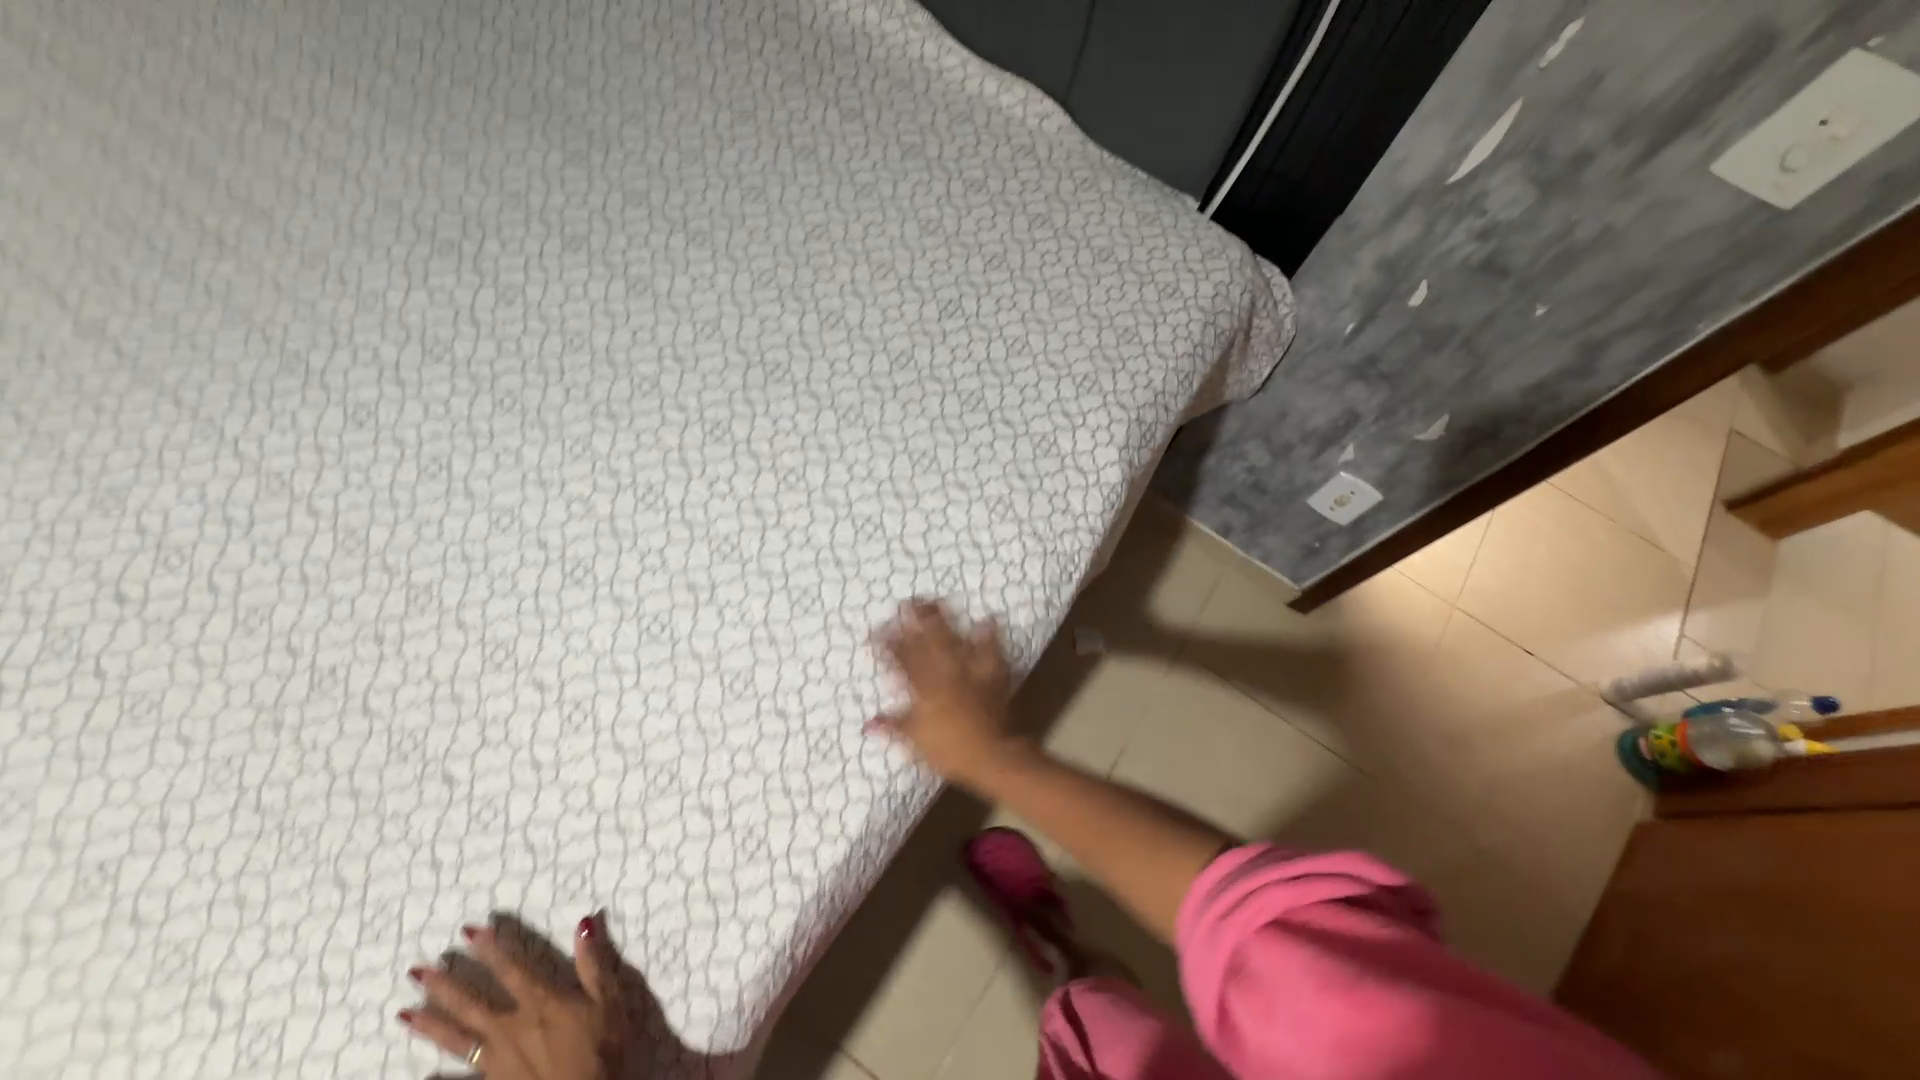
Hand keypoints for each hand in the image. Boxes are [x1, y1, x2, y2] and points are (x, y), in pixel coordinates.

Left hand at [399, 913, 632, 1079]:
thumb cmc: (603, 1050)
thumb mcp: (609, 1002)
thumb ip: (594, 964)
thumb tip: (584, 923)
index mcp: (540, 1003)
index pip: (511, 969)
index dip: (490, 949)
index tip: (468, 931)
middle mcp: (511, 1028)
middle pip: (472, 1004)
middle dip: (444, 985)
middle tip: (417, 971)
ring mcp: (497, 1061)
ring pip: (458, 1039)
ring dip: (431, 1025)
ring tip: (404, 1014)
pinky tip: (422, 1077)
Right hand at [870, 598, 1022, 787]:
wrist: (990, 755)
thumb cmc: (949, 750)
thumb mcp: (915, 740)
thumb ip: (892, 726)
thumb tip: (868, 722)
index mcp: (923, 689)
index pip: (901, 662)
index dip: (888, 645)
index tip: (877, 630)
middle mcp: (944, 674)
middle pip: (927, 642)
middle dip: (915, 620)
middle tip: (906, 602)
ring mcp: (969, 672)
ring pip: (954, 640)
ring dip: (945, 620)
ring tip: (937, 601)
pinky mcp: (992, 676)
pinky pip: (991, 652)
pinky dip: (990, 635)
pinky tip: (989, 619)